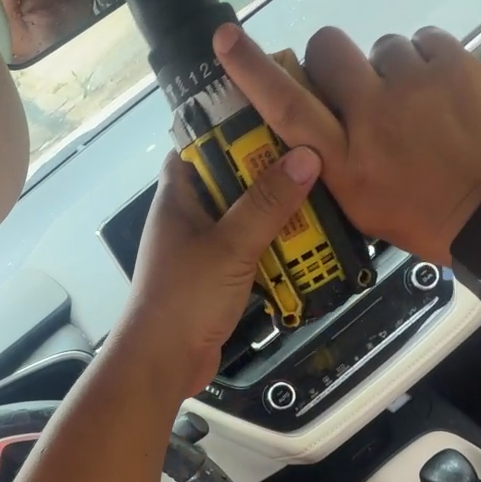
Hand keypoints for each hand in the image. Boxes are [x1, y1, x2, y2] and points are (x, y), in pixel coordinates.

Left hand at [116, 147, 320, 395]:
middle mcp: (186, 221)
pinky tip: (302, 249)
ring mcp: (199, 254)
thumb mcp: (231, 246)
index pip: (195, 147)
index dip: (227, 131)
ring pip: (239, 222)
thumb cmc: (186, 298)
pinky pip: (246, 256)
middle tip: (309, 160)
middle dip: (264, 175)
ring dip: (272, 217)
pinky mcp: (213, 283)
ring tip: (317, 199)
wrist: (163, 363)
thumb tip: (306, 156)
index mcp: (178, 199)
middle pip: (226, 184)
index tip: (270, 119)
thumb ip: (267, 204)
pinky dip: (269, 252)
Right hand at [215, 23, 480, 264]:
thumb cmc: (428, 222)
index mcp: (343, 162)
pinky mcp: (453, 63)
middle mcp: (369, 116)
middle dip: (334, 60)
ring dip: (391, 69)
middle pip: (329, 50)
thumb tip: (323, 133)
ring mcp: (413, 84)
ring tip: (416, 103)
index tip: (226, 39)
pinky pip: (424, 40)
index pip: (286, 107)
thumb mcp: (365, 210)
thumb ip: (337, 166)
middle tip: (356, 85)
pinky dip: (428, 62)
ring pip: (382, 47)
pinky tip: (441, 92)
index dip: (252, 71)